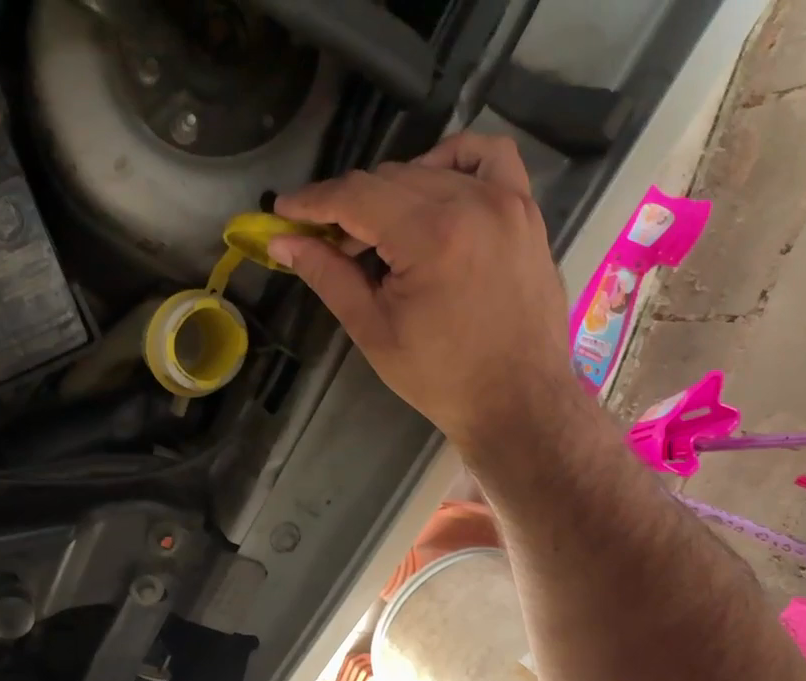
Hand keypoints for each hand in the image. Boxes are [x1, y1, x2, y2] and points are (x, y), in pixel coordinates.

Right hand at [269, 133, 573, 443]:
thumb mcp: (371, 328)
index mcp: (431, 236)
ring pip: (428, 170)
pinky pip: (489, 157)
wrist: (516, 397)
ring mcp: (506, 201)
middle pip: (387, 178)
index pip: (356, 197)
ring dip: (390, 192)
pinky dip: (453, 161)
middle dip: (346, 206)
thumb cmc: (438, 374)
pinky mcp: (525, 210)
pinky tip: (431, 187)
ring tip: (376, 232)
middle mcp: (472, 203)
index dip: (312, 201)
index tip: (282, 210)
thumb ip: (327, 274)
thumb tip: (281, 242)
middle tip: (325, 243)